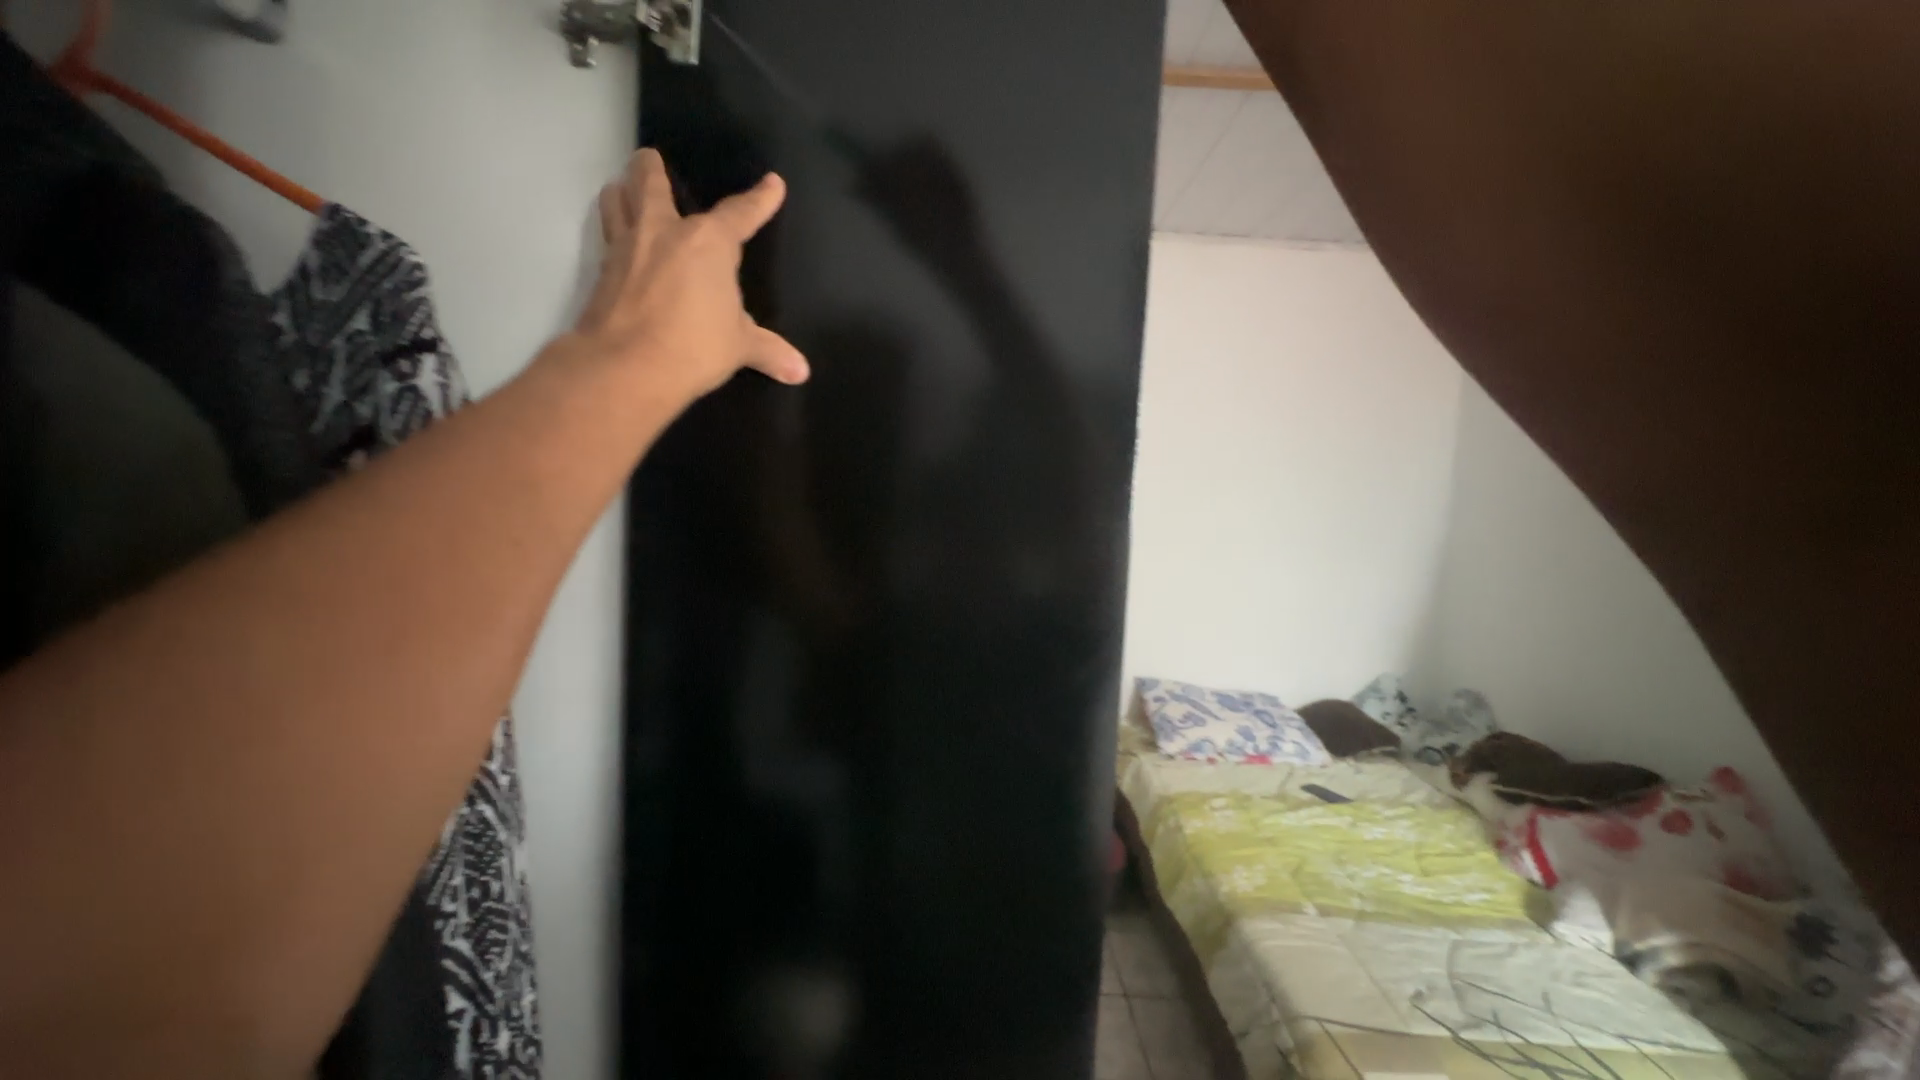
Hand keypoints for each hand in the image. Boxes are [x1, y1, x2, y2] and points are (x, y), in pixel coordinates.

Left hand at [571, 149, 808, 400]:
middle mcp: (663, 232)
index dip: (760, 200)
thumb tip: (800, 371)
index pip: (741, 213)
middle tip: (650, 157)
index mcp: (708, 243)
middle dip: (652, 168)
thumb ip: (768, 350)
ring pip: (617, 201)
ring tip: (622, 188)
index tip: (772, 184)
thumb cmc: (694, 347)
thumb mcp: (739, 347)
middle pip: (651, 183)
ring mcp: (627, 248)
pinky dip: (611, 232)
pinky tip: (616, 243)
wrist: (626, 367)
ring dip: (621, 190)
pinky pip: (606, 238)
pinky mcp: (601, 272)